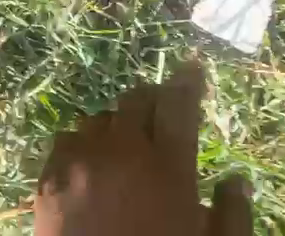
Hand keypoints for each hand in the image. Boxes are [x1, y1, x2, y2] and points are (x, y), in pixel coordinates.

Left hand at [34, 61, 251, 235]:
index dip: (187, 82)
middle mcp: (122, 152)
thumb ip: (232, 216)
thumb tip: (236, 178)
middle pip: (137, 101)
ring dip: (118, 126)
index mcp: (168, 170)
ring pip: (101, 118)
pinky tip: (94, 168)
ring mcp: (80, 161)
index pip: (179, 106)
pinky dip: (85, 145)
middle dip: (153, 101)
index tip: (193, 68)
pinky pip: (68, 139)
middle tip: (162, 114)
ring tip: (128, 149)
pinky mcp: (48, 177)